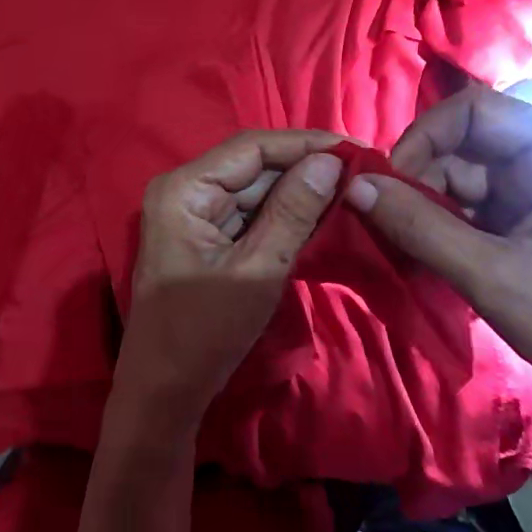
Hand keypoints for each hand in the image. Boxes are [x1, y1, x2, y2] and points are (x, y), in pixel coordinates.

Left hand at [116, 131, 344, 420]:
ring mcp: (192, 213)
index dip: (305, 144)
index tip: (359, 148)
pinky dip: (283, 213)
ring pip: (253, 188)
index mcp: (183, 188)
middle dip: (306, 167)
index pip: (250, 147)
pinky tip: (323, 212)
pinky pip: (248, 213)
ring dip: (299, 189)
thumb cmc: (205, 331)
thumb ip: (293, 212)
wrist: (165, 387)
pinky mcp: (204, 235)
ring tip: (355, 187)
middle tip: (366, 171)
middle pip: (252, 165)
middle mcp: (183, 189)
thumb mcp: (257, 270)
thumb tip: (330, 161)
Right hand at [343, 85, 531, 429]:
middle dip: (418, 176)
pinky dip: (438, 222)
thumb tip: (351, 186)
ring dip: (423, 203)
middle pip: (462, 142)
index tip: (388, 181)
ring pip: (459, 175)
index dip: (423, 136)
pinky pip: (469, 204)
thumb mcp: (493, 277)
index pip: (476, 109)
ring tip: (394, 237)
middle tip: (381, 215)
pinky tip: (416, 247)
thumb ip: (418, 226)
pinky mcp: (531, 220)